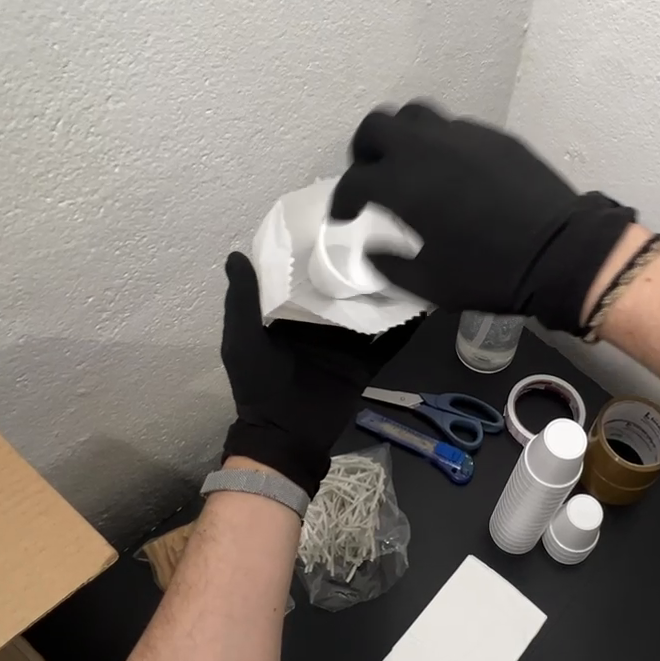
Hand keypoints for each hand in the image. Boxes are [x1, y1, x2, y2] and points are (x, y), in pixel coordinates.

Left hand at [218, 252, 419, 493]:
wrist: (286, 436)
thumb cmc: (259, 386)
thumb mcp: (242, 341)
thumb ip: (242, 301)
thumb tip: (237, 254)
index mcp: (289, 317)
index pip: (305, 279)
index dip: (317, 255)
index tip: (333, 224)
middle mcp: (319, 326)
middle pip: (342, 292)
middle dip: (356, 270)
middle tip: (379, 237)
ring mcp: (345, 345)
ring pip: (369, 313)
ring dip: (384, 294)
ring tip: (406, 263)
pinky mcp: (364, 364)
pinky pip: (387, 343)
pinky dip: (403, 327)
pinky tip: (422, 305)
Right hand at [328, 102, 636, 332]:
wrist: (559, 252)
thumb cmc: (490, 274)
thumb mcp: (431, 285)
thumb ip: (391, 266)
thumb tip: (372, 251)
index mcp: (402, 184)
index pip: (354, 181)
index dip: (342, 199)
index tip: (346, 216)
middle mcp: (426, 149)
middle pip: (376, 126)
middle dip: (364, 150)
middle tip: (372, 175)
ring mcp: (463, 136)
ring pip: (416, 116)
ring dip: (402, 137)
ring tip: (409, 165)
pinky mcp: (495, 137)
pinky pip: (455, 129)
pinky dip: (440, 144)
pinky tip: (453, 173)